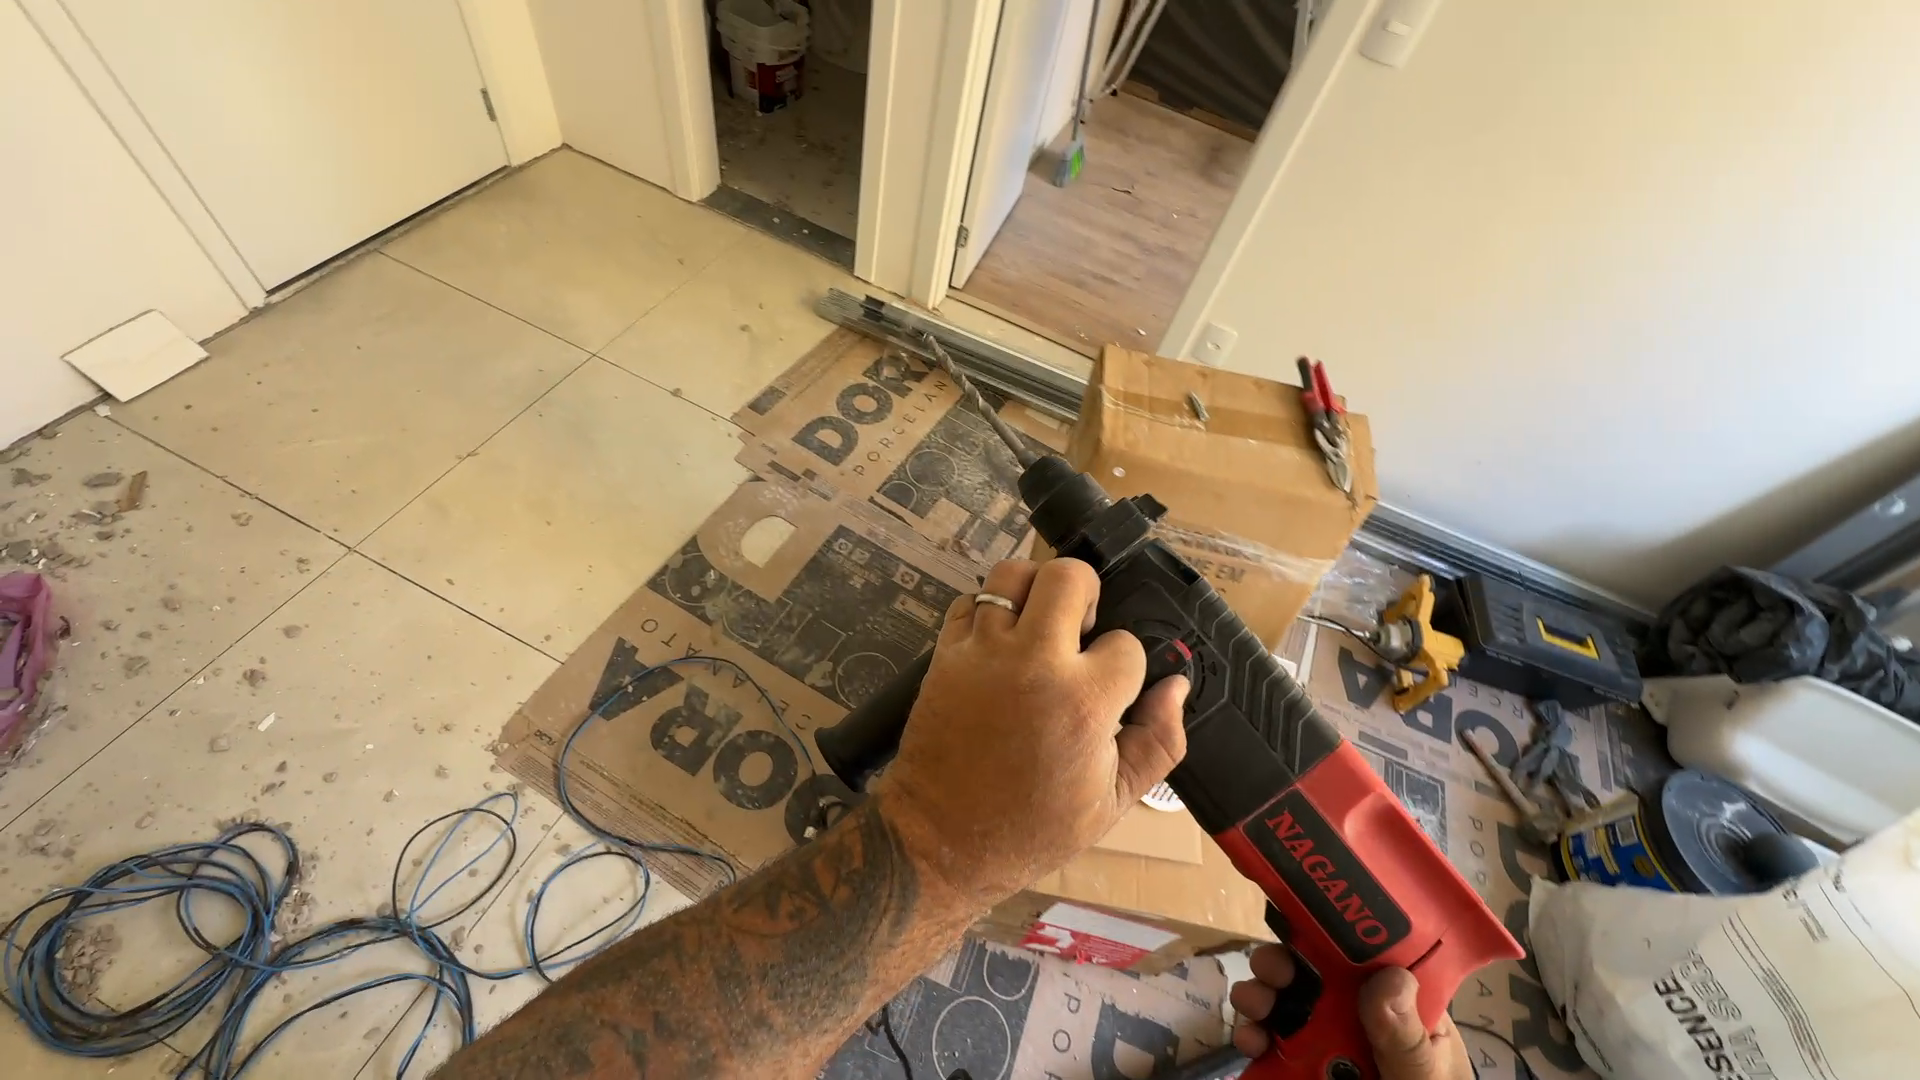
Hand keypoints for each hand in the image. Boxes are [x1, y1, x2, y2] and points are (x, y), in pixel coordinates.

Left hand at [874, 558, 1188, 908]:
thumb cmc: (1032, 827)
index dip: (1125, 665)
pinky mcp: (945, 654)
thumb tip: (1176, 686)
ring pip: (1014, 573)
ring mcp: (983, 652)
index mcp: (1083, 701)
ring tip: (1039, 626)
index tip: (1110, 691)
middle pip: (1070, 576)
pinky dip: (988, 611)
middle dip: (1087, 595)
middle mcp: (1032, 662)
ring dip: (1035, 590)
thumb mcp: (1113, 800)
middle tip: (1079, 631)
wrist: (942, 839)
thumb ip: (1159, 740)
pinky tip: (1000, 642)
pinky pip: (969, 601)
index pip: (1126, 643)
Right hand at [1230, 946, 1473, 1079]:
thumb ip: (1406, 1041)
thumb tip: (1388, 976)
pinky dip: (1253, 1034)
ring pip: (1287, 1003)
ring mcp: (1330, 1045)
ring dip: (1261, 995)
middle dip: (1284, 965)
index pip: (1369, 958)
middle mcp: (1361, 1019)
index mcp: (1404, 1013)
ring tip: (1250, 1005)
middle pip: (1316, 974)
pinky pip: (1272, 1041)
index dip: (1333, 935)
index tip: (1304, 924)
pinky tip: (1248, 1041)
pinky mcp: (1302, 1070)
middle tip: (1268, 971)